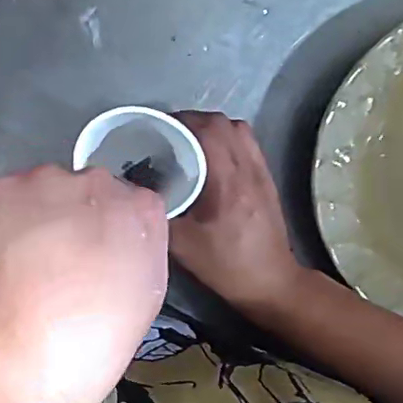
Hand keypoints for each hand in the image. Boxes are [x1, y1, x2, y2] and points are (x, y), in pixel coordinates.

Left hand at [0, 164, 168, 402]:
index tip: (93, 257)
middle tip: (51, 267)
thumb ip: (133, 258)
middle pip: (80, 192)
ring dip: (28, 220)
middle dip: (67, 220)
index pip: (130, 204)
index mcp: (140, 211)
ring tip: (14, 269)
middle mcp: (92, 184)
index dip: (107, 232)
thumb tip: (111, 250)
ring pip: (34, 194)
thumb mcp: (138, 306)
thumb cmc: (82, 343)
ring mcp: (38, 184)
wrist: (9, 346)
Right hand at [170, 112, 305, 314]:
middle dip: (194, 120)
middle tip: (168, 133)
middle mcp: (249, 170)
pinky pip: (247, 143)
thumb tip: (132, 192)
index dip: (182, 120)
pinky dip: (227, 138)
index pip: (209, 131)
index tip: (158, 128)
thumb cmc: (224, 265)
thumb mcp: (181, 244)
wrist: (270, 283)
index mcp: (228, 183)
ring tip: (188, 140)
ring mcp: (262, 173)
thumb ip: (158, 214)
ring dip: (213, 127)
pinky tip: (209, 156)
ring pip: (239, 129)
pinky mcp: (267, 179)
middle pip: (224, 123)